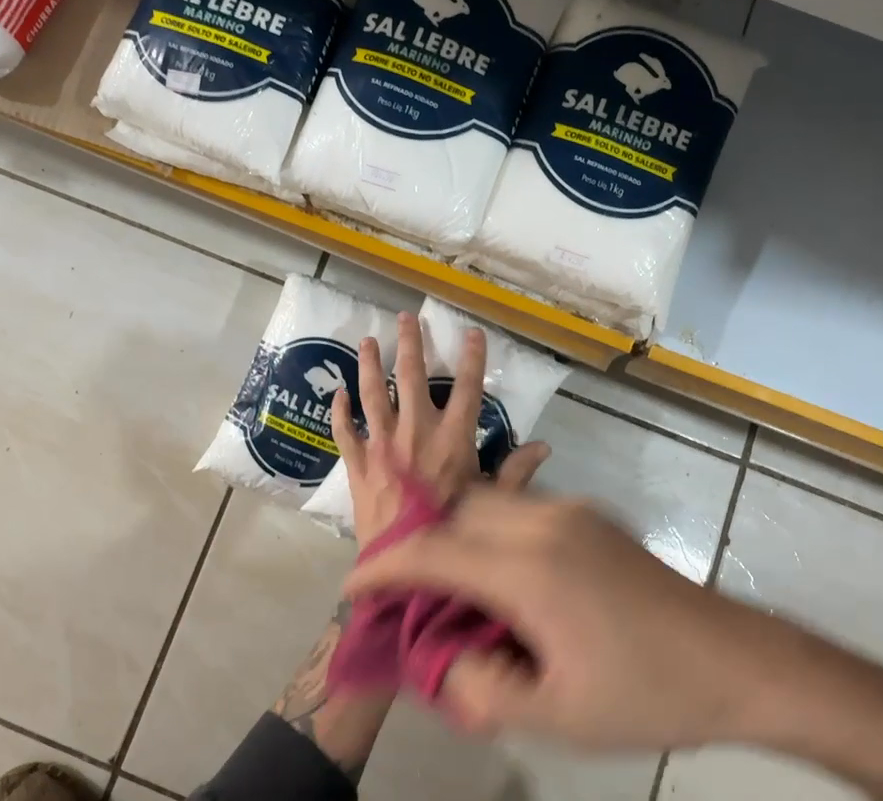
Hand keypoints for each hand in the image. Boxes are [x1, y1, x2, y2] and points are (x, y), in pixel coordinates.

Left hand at [329, 312, 549, 550]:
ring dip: (369, 365)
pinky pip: (344, 431)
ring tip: (367, 340)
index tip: (472, 332)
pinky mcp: (357, 464)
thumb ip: (517, 472)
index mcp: (452, 439)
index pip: (467, 388)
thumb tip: (545, 446)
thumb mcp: (492, 503)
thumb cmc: (453, 535)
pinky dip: (339, 411)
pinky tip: (337, 393)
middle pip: (410, 377)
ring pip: (372, 394)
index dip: (472, 358)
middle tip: (405, 317)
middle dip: (409, 343)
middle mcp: (415, 432)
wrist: (404, 566)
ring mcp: (381, 445)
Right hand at [340, 487, 801, 750]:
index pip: (433, 552)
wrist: (738, 661)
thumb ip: (485, 689)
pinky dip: (484, 529)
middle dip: (415, 539)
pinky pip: (516, 507)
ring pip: (484, 500)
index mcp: (530, 570)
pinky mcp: (588, 515)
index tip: (355, 586)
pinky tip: (493, 573)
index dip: (385, 567)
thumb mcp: (559, 715)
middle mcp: (543, 522)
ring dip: (451, 531)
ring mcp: (569, 511)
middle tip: (397, 584)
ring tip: (440, 580)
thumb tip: (445, 661)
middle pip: (453, 510)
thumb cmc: (647, 693)